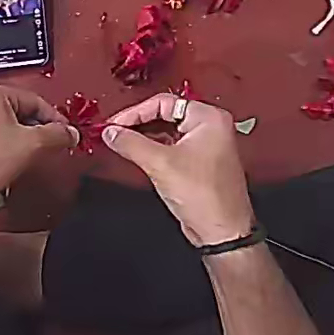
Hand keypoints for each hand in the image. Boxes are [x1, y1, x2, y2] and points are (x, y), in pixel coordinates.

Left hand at [0, 85, 77, 203]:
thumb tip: (70, 132)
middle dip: (42, 130)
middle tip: (56, 143)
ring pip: (13, 128)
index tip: (66, 131)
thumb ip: (56, 135)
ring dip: (28, 141)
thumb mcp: (32, 144)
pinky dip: (14, 149)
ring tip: (37, 154)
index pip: (35, 100)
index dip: (54, 118)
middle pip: (24, 113)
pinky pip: (1, 139)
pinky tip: (19, 162)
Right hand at [101, 94, 254, 245]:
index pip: (164, 103)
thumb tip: (111, 132)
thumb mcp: (160, 164)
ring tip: (121, 142)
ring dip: (144, 137)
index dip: (135, 112)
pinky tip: (137, 154)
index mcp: (208, 118)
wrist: (221, 231)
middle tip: (115, 132)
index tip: (115, 123)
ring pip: (167, 131)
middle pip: (165, 115)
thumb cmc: (205, 196)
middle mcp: (210, 127)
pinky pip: (172, 146)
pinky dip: (153, 148)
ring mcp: (206, 144)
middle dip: (138, 124)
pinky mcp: (199, 161)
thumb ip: (131, 143)